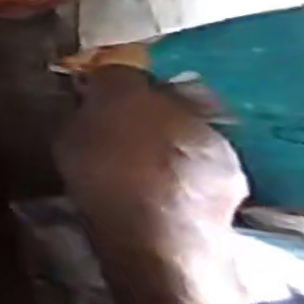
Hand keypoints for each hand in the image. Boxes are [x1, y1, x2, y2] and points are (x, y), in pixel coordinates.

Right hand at [57, 66, 247, 246]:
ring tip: (147, 161)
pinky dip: (187, 166)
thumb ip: (83, 114)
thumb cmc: (96, 177)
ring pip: (184, 128)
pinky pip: (202, 159)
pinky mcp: (236, 173)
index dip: (102, 83)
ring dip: (168, 138)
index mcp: (129, 92)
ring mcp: (213, 139)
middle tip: (120, 130)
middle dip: (142, 110)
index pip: (116, 70)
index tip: (90, 97)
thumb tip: (90, 104)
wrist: (157, 232)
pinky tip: (170, 186)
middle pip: (158, 98)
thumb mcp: (67, 138)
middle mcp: (178, 106)